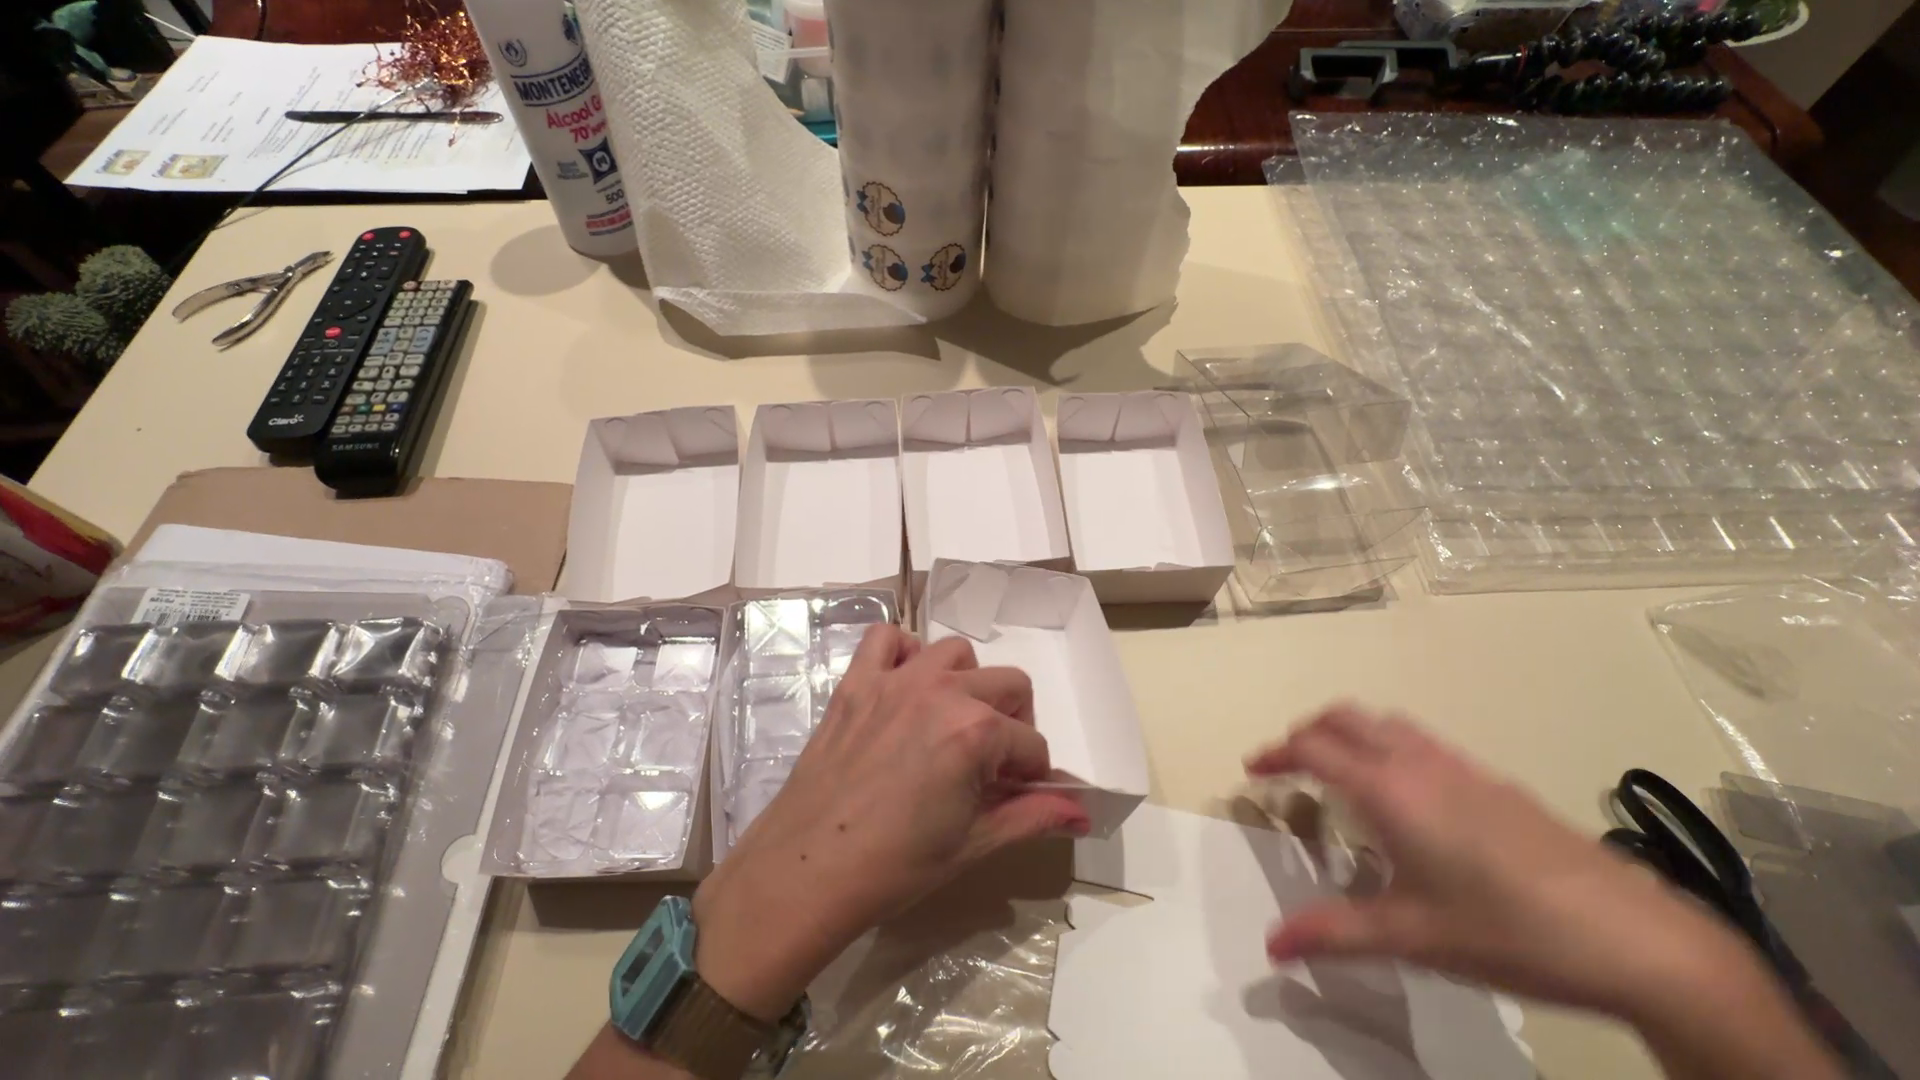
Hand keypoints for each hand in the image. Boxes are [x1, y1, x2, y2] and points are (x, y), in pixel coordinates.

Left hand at [691, 624, 1088, 1021]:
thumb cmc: (895, 866)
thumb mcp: (974, 844)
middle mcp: (941, 691)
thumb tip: (1084, 814)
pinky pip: (886, 637)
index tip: (1016, 798)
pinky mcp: (856, 682)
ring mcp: (895, 680)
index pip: (1032, 744)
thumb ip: (1033, 817)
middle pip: (1010, 686)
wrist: (807, 870)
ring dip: (967, 683)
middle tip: (991, 766)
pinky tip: (905, 688)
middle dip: (1013, 724)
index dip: (1032, 775)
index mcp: (975, 731)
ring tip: (952, 725)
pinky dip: (904, 652)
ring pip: (956, 653)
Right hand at [1246, 704, 1768, 1020]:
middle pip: (1348, 718)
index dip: (1276, 754)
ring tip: (1338, 774)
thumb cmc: (1506, 931)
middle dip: (1308, 732)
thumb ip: (1333, 934)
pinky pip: (1423, 744)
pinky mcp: (1498, 784)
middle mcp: (1422, 765)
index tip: (1252, 771)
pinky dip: (1389, 748)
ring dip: (1350, 734)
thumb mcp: (1411, 937)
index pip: (1315, 748)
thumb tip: (1271, 946)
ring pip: (1389, 724)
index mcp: (1391, 791)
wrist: (1632, 937)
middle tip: (1286, 764)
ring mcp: (1465, 769)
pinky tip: (1407, 802)